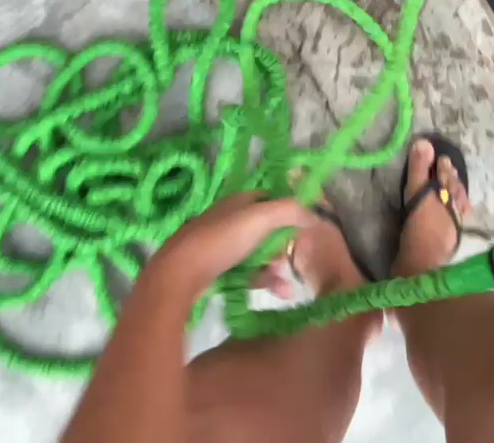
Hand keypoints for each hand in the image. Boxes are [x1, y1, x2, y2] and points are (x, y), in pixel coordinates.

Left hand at [145, 192, 309, 298]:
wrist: (177, 275)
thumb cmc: (221, 241)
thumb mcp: (260, 218)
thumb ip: (290, 211)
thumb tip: (315, 215)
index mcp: (239, 201)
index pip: (271, 199)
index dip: (289, 212)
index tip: (304, 229)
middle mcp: (229, 219)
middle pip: (265, 229)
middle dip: (282, 246)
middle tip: (293, 262)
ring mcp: (219, 245)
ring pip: (256, 253)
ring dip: (275, 268)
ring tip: (287, 287)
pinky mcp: (213, 270)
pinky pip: (245, 272)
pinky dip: (261, 281)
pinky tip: (276, 294)